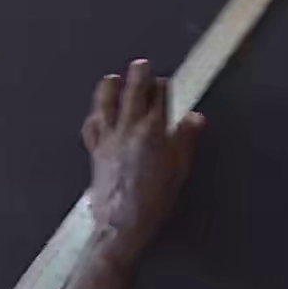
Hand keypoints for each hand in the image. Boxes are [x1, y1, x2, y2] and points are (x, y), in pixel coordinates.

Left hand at [80, 59, 203, 263]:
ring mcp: (108, 138)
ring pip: (106, 103)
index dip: (163, 87)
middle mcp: (128, 128)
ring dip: (110, 87)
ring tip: (113, 78)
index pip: (160, 98)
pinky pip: (92, 126)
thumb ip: (185, 139)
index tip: (165, 82)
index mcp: (153, 131)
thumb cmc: (156, 198)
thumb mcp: (179, 169)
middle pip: (133, 92)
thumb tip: (196, 116)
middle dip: (138, 75)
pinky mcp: (94, 150)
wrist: (122, 224)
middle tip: (141, 64)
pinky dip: (95, 115)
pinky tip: (97, 112)